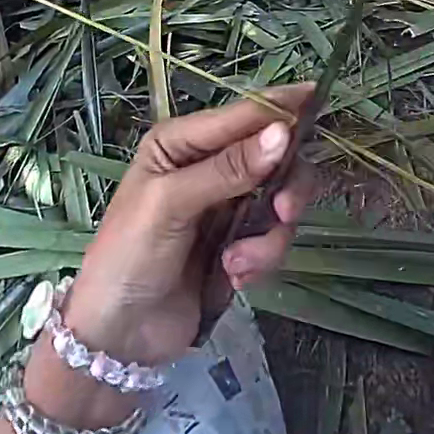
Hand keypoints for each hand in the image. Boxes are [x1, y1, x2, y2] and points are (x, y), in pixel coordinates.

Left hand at [61, 84, 316, 368]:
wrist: (116, 337)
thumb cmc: (129, 254)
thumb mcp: (171, 204)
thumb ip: (228, 169)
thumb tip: (283, 133)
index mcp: (183, 143)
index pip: (241, 115)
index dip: (280, 107)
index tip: (317, 96)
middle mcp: (209, 166)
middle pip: (274, 157)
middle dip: (286, 185)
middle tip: (285, 212)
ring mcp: (227, 206)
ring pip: (281, 201)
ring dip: (269, 236)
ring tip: (238, 265)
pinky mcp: (240, 243)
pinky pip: (274, 238)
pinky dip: (262, 259)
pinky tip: (235, 278)